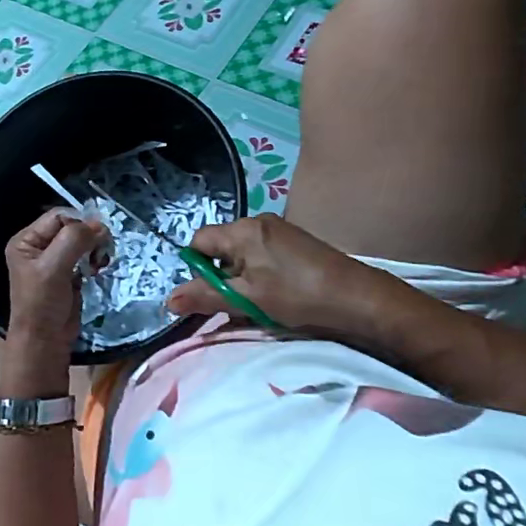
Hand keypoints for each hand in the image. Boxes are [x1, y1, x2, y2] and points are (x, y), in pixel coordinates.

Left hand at [4, 208, 105, 350]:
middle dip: (89, 236)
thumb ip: (73, 241)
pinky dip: (95, 259)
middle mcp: (39, 247)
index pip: (58, 217)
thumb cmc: (42, 304)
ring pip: (82, 241)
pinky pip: (86, 256)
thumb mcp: (53, 268)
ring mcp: (54, 260)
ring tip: (100, 262)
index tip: (97, 236)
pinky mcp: (68, 273)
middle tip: (102, 249)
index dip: (79, 223)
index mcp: (26, 241)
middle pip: (72, 227)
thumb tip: (100, 226)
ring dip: (94, 248)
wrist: (45, 342)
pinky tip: (98, 269)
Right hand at [164, 213, 425, 339]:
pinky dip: (261, 276)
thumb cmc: (298, 296)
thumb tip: (168, 300)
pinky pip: (263, 256)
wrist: (357, 297)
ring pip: (243, 255)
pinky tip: (277, 297)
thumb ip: (207, 297)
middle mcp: (259, 221)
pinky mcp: (296, 242)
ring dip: (242, 280)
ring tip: (259, 304)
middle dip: (222, 277)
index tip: (210, 295)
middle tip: (236, 304)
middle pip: (221, 247)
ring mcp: (280, 230)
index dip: (197, 269)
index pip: (200, 241)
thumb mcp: (248, 299)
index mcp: (243, 229)